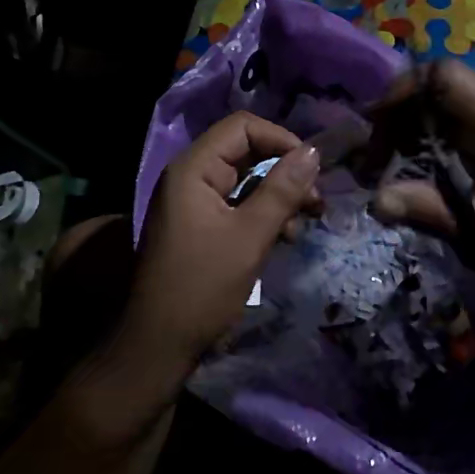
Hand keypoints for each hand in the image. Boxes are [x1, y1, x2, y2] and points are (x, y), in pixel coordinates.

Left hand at [120, 113, 320, 370]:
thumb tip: (313, 152)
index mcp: (193, 169)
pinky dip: (263, 214)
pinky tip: (284, 237)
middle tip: (316, 201)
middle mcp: (191, 176)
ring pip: (246, 179)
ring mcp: (194, 201)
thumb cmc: (202, 287)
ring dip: (278, 196)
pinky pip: (238, 204)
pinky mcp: (200, 224)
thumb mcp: (250, 237)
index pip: (242, 127)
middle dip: (284, 171)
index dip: (281, 139)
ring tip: (304, 223)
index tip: (311, 170)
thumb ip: (282, 190)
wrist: (158, 346)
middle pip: (246, 151)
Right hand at [371, 62, 474, 291]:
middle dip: (400, 113)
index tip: (377, 123)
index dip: (407, 87)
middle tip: (374, 153)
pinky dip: (424, 144)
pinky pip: (452, 132)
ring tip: (382, 163)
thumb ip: (430, 210)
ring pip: (442, 110)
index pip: (447, 75)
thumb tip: (374, 199)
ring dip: (409, 129)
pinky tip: (410, 172)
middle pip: (439, 89)